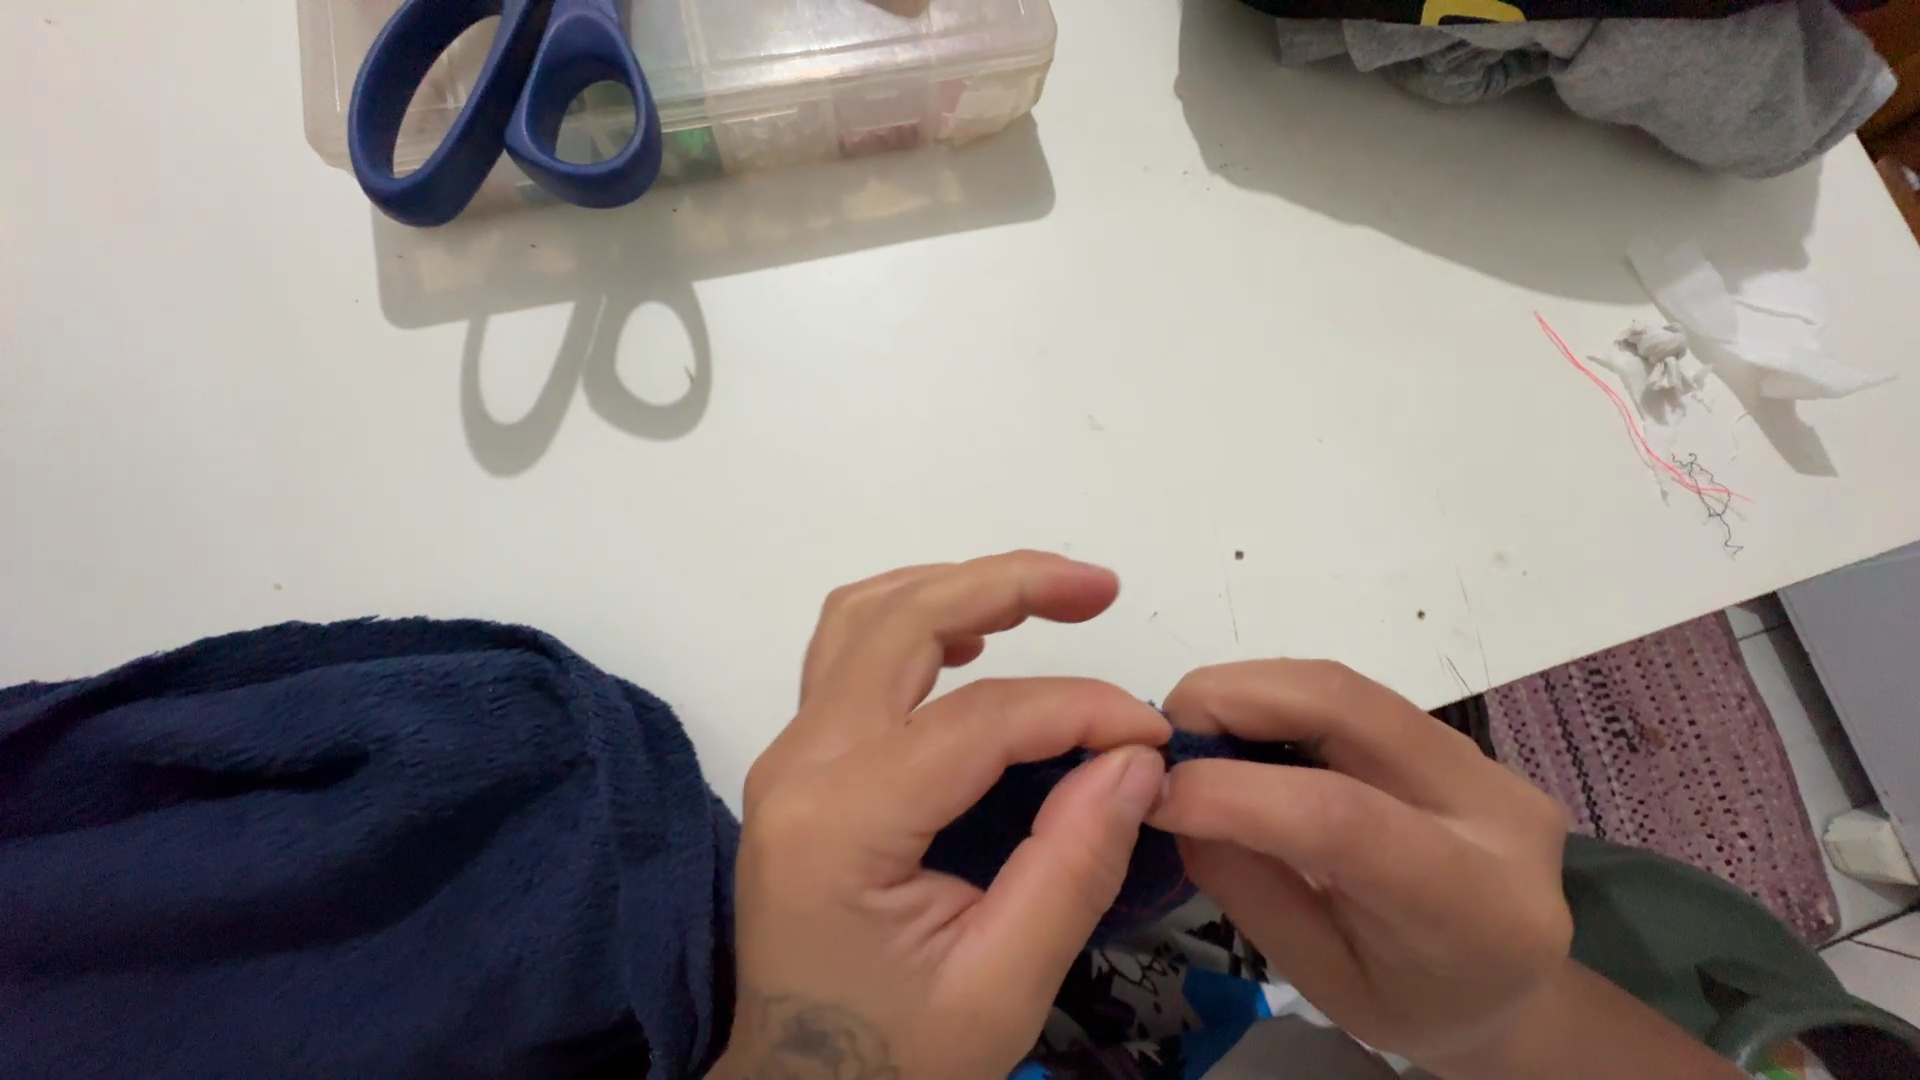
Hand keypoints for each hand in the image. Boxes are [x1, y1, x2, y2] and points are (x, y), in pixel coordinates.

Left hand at [715, 553, 1171, 1079]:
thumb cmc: (894, 1058)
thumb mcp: (1002, 988)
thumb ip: (1073, 864)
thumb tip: (1135, 758)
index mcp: (843, 820)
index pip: (979, 720)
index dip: (1078, 709)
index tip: (1150, 732)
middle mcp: (801, 761)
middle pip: (905, 621)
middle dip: (1009, 584)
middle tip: (1099, 586)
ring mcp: (792, 751)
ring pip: (865, 615)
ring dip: (956, 586)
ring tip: (1042, 591)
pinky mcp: (802, 757)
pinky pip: (850, 649)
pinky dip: (916, 618)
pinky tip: (973, 640)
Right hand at [1147, 660, 1573, 1072]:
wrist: (1505, 987)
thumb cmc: (1405, 1000)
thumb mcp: (1317, 978)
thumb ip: (1243, 883)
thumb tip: (1170, 794)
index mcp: (1475, 906)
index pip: (1342, 818)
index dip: (1231, 790)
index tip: (1151, 792)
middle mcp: (1495, 808)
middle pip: (1344, 706)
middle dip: (1229, 699)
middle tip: (1163, 735)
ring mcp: (1479, 756)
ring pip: (1337, 683)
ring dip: (1243, 690)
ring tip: (1194, 734)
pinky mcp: (1448, 731)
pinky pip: (1341, 691)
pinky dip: (1269, 697)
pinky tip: (1239, 730)